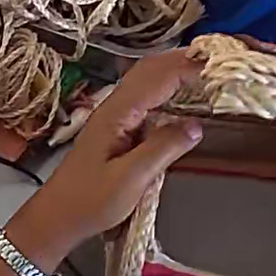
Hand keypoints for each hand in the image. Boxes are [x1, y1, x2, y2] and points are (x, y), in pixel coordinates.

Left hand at [5, 51, 204, 270]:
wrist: (56, 217)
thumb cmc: (89, 201)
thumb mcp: (130, 179)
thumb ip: (163, 148)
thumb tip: (196, 125)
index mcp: (116, 114)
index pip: (157, 77)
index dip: (187, 65)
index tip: (218, 60)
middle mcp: (113, 108)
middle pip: (149, 70)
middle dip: (181, 59)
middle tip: (216, 57)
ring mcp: (112, 118)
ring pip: (145, 82)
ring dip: (172, 71)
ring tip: (204, 70)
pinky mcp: (114, 131)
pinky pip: (143, 100)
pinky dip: (164, 90)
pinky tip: (179, 99)